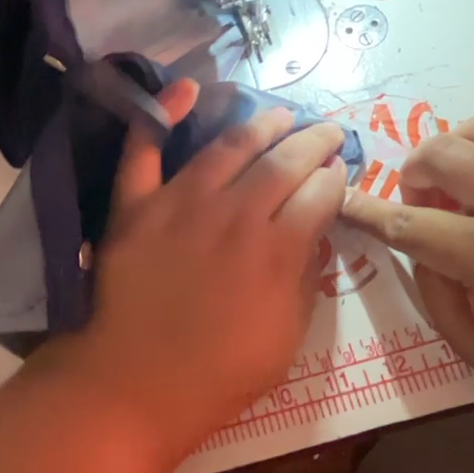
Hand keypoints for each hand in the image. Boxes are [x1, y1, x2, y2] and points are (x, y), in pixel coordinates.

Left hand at [72, 79, 350, 457]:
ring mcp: (181, 203)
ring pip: (228, 146)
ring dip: (261, 123)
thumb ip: (304, 281)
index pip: (319, 194)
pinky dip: (162, 115)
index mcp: (277, 250)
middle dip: (313, 141)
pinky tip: (186, 87)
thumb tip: (315, 235)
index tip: (338, 174)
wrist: (135, 385)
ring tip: (281, 114)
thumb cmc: (219, 375)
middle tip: (327, 132)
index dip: (334, 179)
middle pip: (284, 161)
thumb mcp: (286, 340)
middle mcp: (235, 214)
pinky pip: (145, 151)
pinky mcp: (136, 205)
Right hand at [339, 114, 473, 461]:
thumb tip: (414, 241)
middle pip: (441, 153)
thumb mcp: (473, 345)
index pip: (406, 221)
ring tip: (459, 179)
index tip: (346, 203)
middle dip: (413, 174)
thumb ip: (431, 285)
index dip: (367, 213)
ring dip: (455, 146)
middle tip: (421, 202)